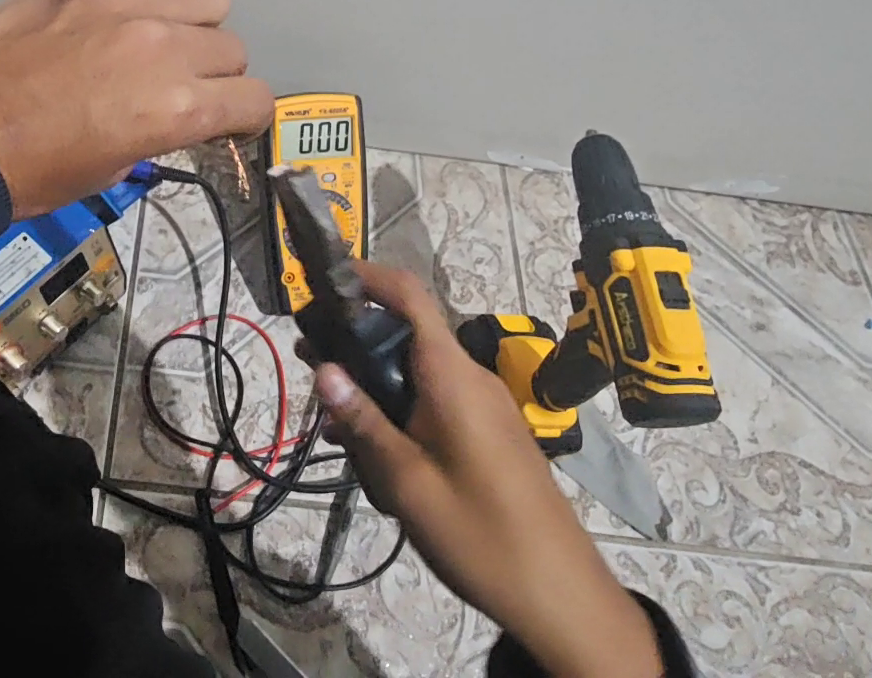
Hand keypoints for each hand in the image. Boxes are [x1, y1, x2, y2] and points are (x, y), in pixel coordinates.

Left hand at [0, 0, 271, 217]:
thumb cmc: (25, 173)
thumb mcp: (106, 172)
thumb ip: (156, 134)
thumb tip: (168, 113)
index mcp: (176, 110)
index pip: (255, 99)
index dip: (243, 116)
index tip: (222, 120)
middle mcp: (167, 50)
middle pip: (233, 48)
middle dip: (215, 75)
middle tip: (175, 86)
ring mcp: (127, 4)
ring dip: (193, 21)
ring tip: (156, 35)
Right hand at [312, 263, 662, 677]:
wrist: (561, 595)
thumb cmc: (479, 533)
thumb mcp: (407, 482)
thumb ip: (365, 421)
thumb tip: (323, 368)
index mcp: (451, 375)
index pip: (410, 296)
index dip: (368, 276)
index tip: (325, 280)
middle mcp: (469, 377)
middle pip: (406, 336)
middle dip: (355, 345)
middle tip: (310, 366)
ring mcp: (482, 404)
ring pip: (416, 373)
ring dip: (374, 388)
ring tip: (335, 423)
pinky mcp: (487, 430)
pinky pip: (434, 401)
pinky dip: (398, 412)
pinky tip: (374, 453)